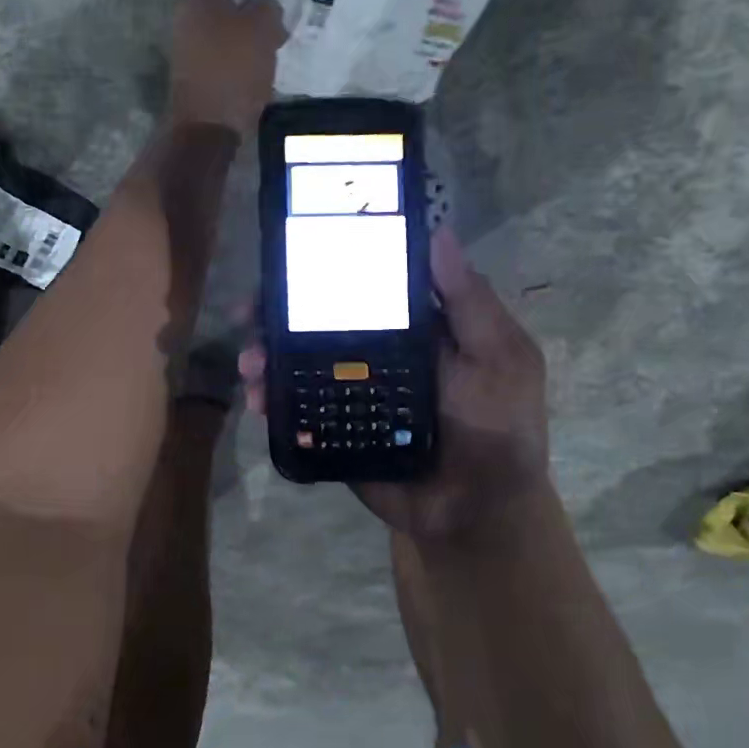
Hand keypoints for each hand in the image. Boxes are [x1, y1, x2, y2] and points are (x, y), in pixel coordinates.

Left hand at [166, 0, 286, 138]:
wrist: (209, 126)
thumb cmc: (233, 68)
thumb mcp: (262, 26)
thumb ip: (268, 5)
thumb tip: (267, 7)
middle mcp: (188, 12)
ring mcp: (191, 43)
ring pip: (229, 21)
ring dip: (253, 22)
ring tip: (283, 23)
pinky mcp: (201, 69)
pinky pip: (228, 47)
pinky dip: (246, 46)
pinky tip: (269, 52)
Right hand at [239, 228, 552, 542]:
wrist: (476, 512)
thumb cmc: (498, 428)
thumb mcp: (499, 357)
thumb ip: (471, 302)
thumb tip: (438, 235)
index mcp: (415, 327)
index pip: (365, 285)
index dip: (328, 267)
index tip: (291, 257)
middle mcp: (378, 352)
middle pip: (320, 321)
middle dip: (279, 311)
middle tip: (249, 312)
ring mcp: (353, 392)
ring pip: (299, 361)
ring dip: (266, 354)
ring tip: (250, 363)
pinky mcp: (335, 429)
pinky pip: (297, 408)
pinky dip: (271, 398)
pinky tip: (256, 399)